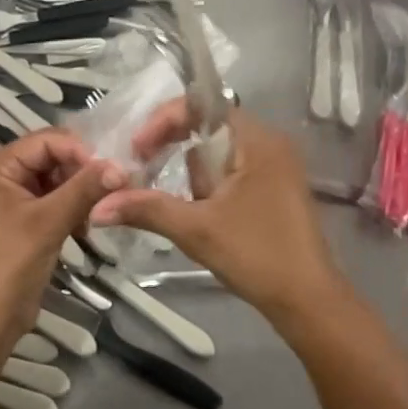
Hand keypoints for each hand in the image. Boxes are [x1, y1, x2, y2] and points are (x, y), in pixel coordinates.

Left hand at [0, 128, 127, 331]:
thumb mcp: (48, 222)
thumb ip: (84, 189)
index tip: (113, 169)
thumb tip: (121, 166)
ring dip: (81, 192)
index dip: (81, 150)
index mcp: (1, 164)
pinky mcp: (28, 220)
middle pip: (54, 156)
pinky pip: (57, 200)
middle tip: (116, 187)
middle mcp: (7, 174)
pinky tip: (87, 227)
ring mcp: (17, 197)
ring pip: (59, 179)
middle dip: (83, 170)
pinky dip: (74, 208)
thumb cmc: (9, 264)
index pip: (48, 140)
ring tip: (101, 211)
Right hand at [91, 99, 338, 317]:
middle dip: (172, 147)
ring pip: (216, 151)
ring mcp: (274, 166)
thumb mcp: (196, 229)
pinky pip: (230, 169)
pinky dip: (208, 182)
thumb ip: (146, 209)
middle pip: (206, 126)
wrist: (310, 303)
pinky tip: (195, 208)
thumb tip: (97, 207)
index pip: (200, 105)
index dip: (163, 121)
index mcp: (256, 139)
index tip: (136, 149)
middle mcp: (268, 142)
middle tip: (142, 168)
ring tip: (172, 196)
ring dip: (191, 170)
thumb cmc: (257, 255)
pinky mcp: (274, 188)